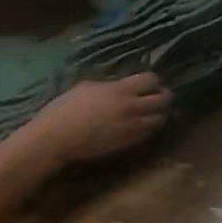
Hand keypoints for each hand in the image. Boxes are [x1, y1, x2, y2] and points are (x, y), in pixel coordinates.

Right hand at [18, 73, 171, 164]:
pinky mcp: (129, 142)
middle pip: (163, 99)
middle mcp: (131, 107)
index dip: (154, 80)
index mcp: (120, 90)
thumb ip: (111, 86)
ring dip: (160, 113)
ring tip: (153, 112)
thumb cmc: (66, 108)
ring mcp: (132, 127)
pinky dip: (150, 127)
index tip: (150, 83)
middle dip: (164, 96)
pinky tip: (143, 124)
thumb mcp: (88, 87)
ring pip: (160, 118)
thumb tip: (122, 85)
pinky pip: (149, 133)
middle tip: (159, 96)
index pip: (151, 80)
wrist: (57, 138)